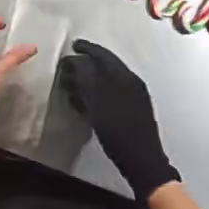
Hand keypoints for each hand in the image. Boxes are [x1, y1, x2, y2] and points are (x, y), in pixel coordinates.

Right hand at [60, 39, 178, 199]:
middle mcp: (132, 85)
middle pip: (105, 68)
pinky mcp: (129, 113)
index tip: (72, 45)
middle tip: (65, 67)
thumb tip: (78, 61)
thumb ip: (89, 81)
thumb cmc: (120, 134)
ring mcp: (132, 99)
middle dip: (84, 65)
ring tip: (68, 84)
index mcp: (127, 79)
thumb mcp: (100, 105)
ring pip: (106, 83)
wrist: (143, 162)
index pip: (105, 56)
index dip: (87, 49)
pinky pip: (108, 96)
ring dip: (87, 81)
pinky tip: (81, 103)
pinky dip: (93, 95)